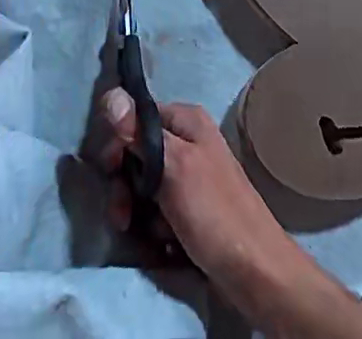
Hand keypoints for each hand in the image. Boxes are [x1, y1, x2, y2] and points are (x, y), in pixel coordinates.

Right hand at [96, 89, 296, 287]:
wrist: (250, 266)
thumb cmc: (212, 211)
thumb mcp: (174, 166)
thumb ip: (141, 133)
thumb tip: (111, 94)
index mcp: (187, 121)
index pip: (136, 116)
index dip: (119, 143)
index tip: (110, 171)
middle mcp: (189, 140)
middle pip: (137, 152)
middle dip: (125, 184)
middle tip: (122, 215)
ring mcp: (190, 172)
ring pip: (144, 183)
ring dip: (138, 209)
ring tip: (147, 232)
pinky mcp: (189, 203)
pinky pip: (158, 206)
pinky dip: (155, 222)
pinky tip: (164, 241)